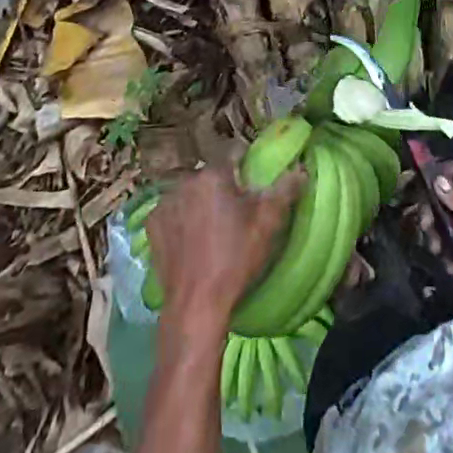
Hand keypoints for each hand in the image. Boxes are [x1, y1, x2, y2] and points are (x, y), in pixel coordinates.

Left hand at [146, 161, 302, 334]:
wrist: (196, 302)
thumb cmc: (236, 258)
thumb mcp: (268, 224)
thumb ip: (285, 190)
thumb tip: (300, 169)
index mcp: (213, 175)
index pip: (232, 150)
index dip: (246, 160)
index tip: (253, 178)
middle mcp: (185, 181)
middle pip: (211, 175)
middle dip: (223, 186)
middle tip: (237, 212)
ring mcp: (164, 203)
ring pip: (190, 193)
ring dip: (201, 201)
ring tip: (213, 229)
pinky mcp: (152, 225)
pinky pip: (173, 212)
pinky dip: (182, 219)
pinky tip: (192, 240)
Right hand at [435, 161, 452, 291]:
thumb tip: (436, 178)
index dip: (437, 173)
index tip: (417, 183)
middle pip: (442, 198)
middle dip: (430, 211)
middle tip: (425, 226)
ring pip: (442, 221)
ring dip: (435, 234)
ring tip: (436, 250)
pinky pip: (449, 243)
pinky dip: (444, 251)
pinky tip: (447, 264)